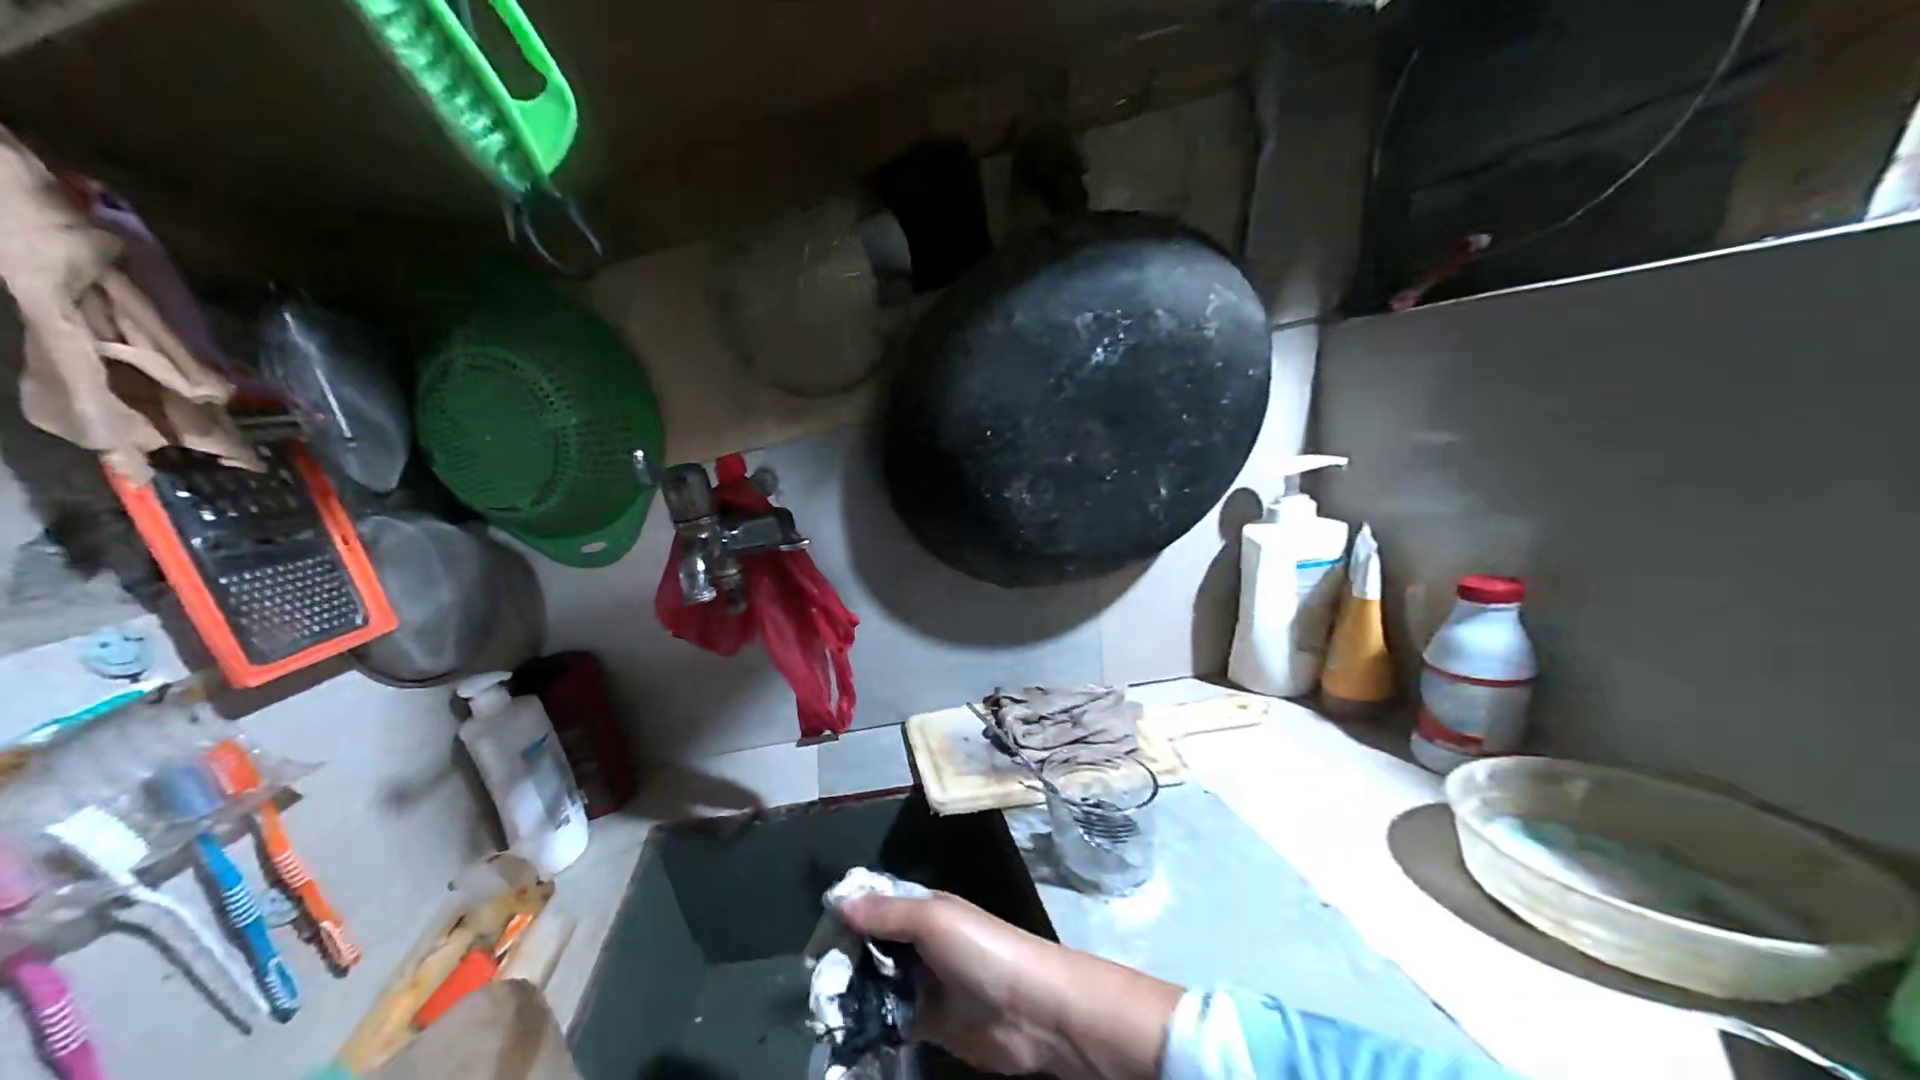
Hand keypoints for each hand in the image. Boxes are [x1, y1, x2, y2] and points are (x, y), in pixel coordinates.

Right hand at [838, 891, 1179, 1079]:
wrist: (1032, 1010)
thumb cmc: (982, 951)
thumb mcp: (934, 919)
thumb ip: (887, 913)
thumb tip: (839, 901)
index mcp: (924, 911)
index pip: (876, 907)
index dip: (847, 918)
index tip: (815, 939)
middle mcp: (921, 944)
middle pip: (872, 947)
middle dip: (845, 960)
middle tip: (813, 982)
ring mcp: (924, 984)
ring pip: (878, 984)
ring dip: (854, 993)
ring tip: (821, 1010)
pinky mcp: (928, 1023)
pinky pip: (890, 1019)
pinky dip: (870, 1023)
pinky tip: (846, 1031)